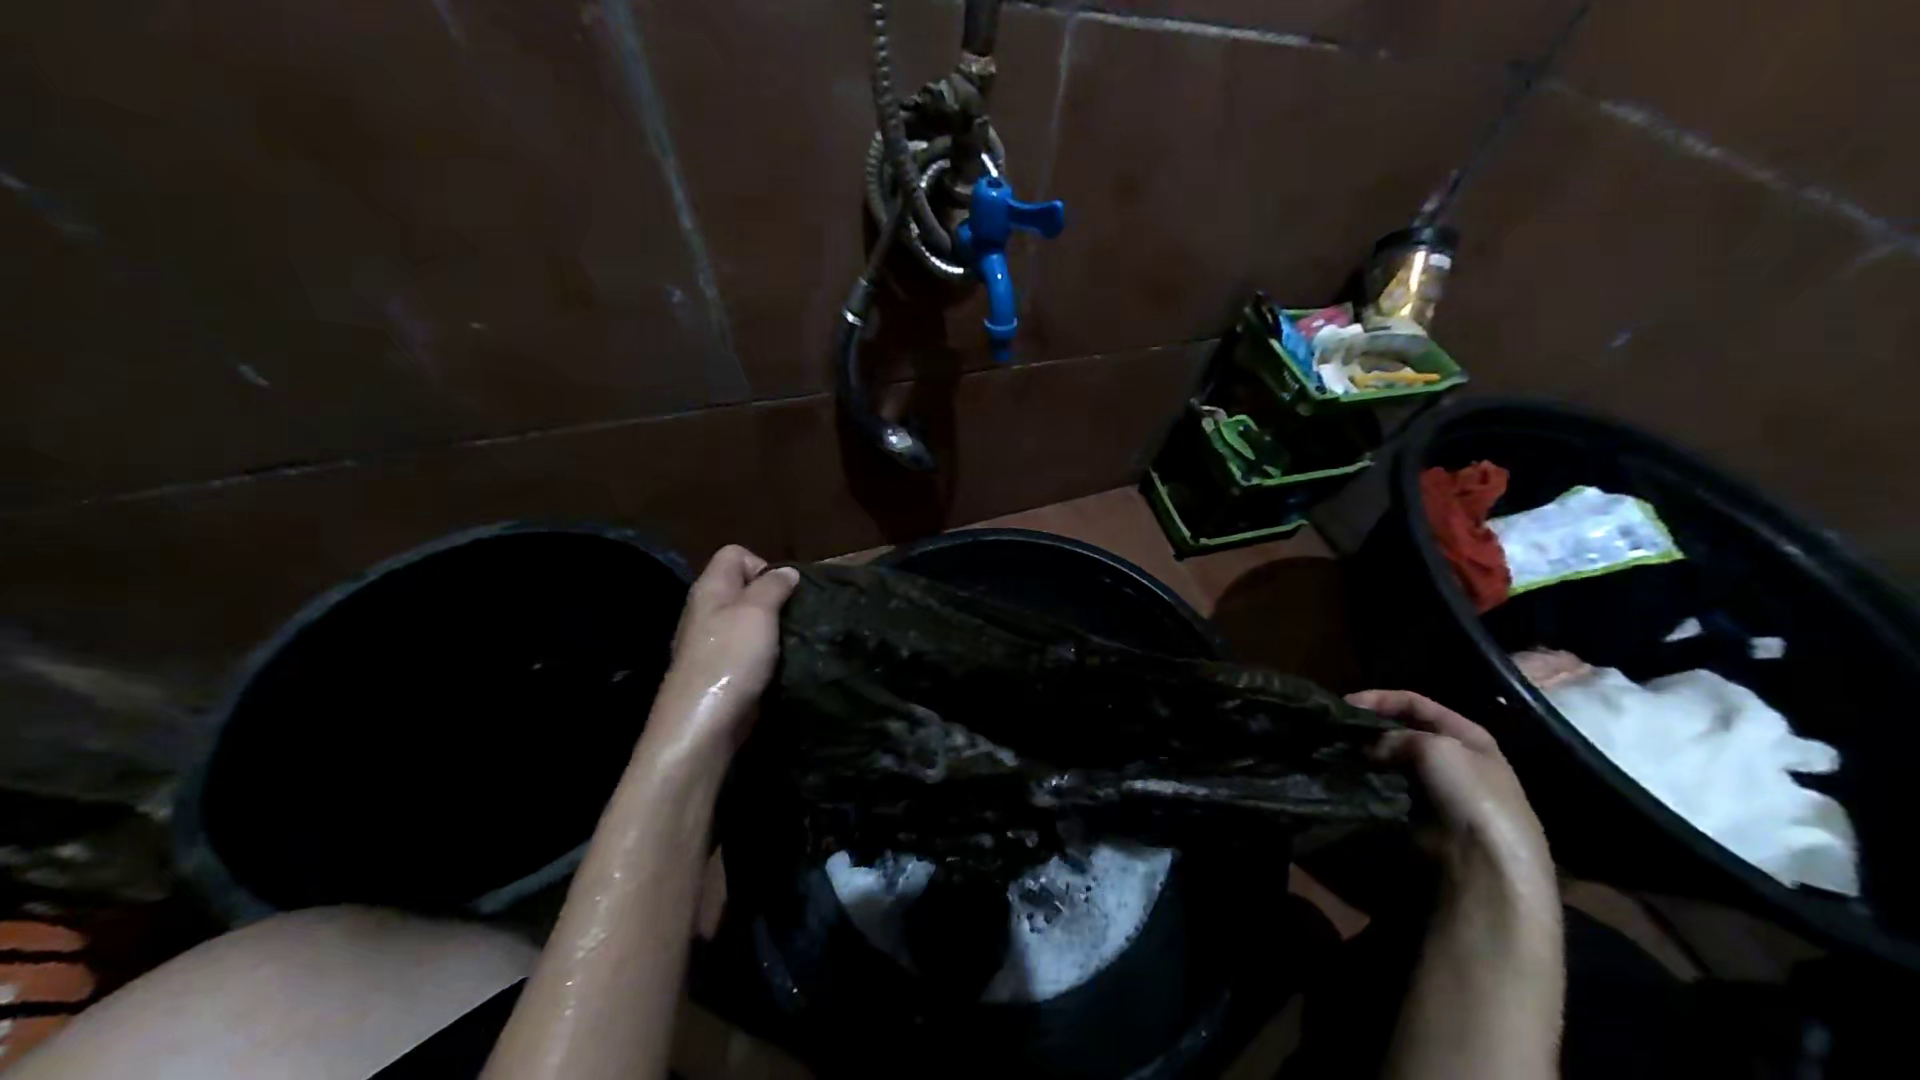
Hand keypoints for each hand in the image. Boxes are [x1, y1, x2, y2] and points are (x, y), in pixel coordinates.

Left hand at [646, 545, 798, 761]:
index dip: (762, 565)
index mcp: (710, 588)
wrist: (703, 723)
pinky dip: (764, 653)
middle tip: (793, 617)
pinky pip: (747, 648)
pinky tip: (777, 665)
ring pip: (748, 620)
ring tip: (791, 641)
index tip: (783, 591)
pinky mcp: (720, 670)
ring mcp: (710, 642)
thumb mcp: (757, 611)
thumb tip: (786, 572)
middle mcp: (706, 610)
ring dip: (772, 628)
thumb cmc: (730, 658)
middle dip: (773, 598)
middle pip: (743, 587)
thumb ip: (773, 586)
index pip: (735, 553)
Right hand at [1350, 690, 1554, 906]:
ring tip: (1341, 756)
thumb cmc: (1471, 795)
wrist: (1488, 863)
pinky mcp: (1425, 816)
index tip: (1344, 705)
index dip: (1380, 698)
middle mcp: (1456, 758)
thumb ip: (1396, 736)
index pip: (1416, 702)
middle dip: (1372, 729)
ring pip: (1395, 761)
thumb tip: (1368, 745)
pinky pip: (1392, 789)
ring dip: (1369, 757)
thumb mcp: (1436, 748)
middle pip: (1404, 731)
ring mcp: (1440, 789)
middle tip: (1339, 733)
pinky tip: (1354, 781)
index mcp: (1469, 735)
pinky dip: (1373, 783)